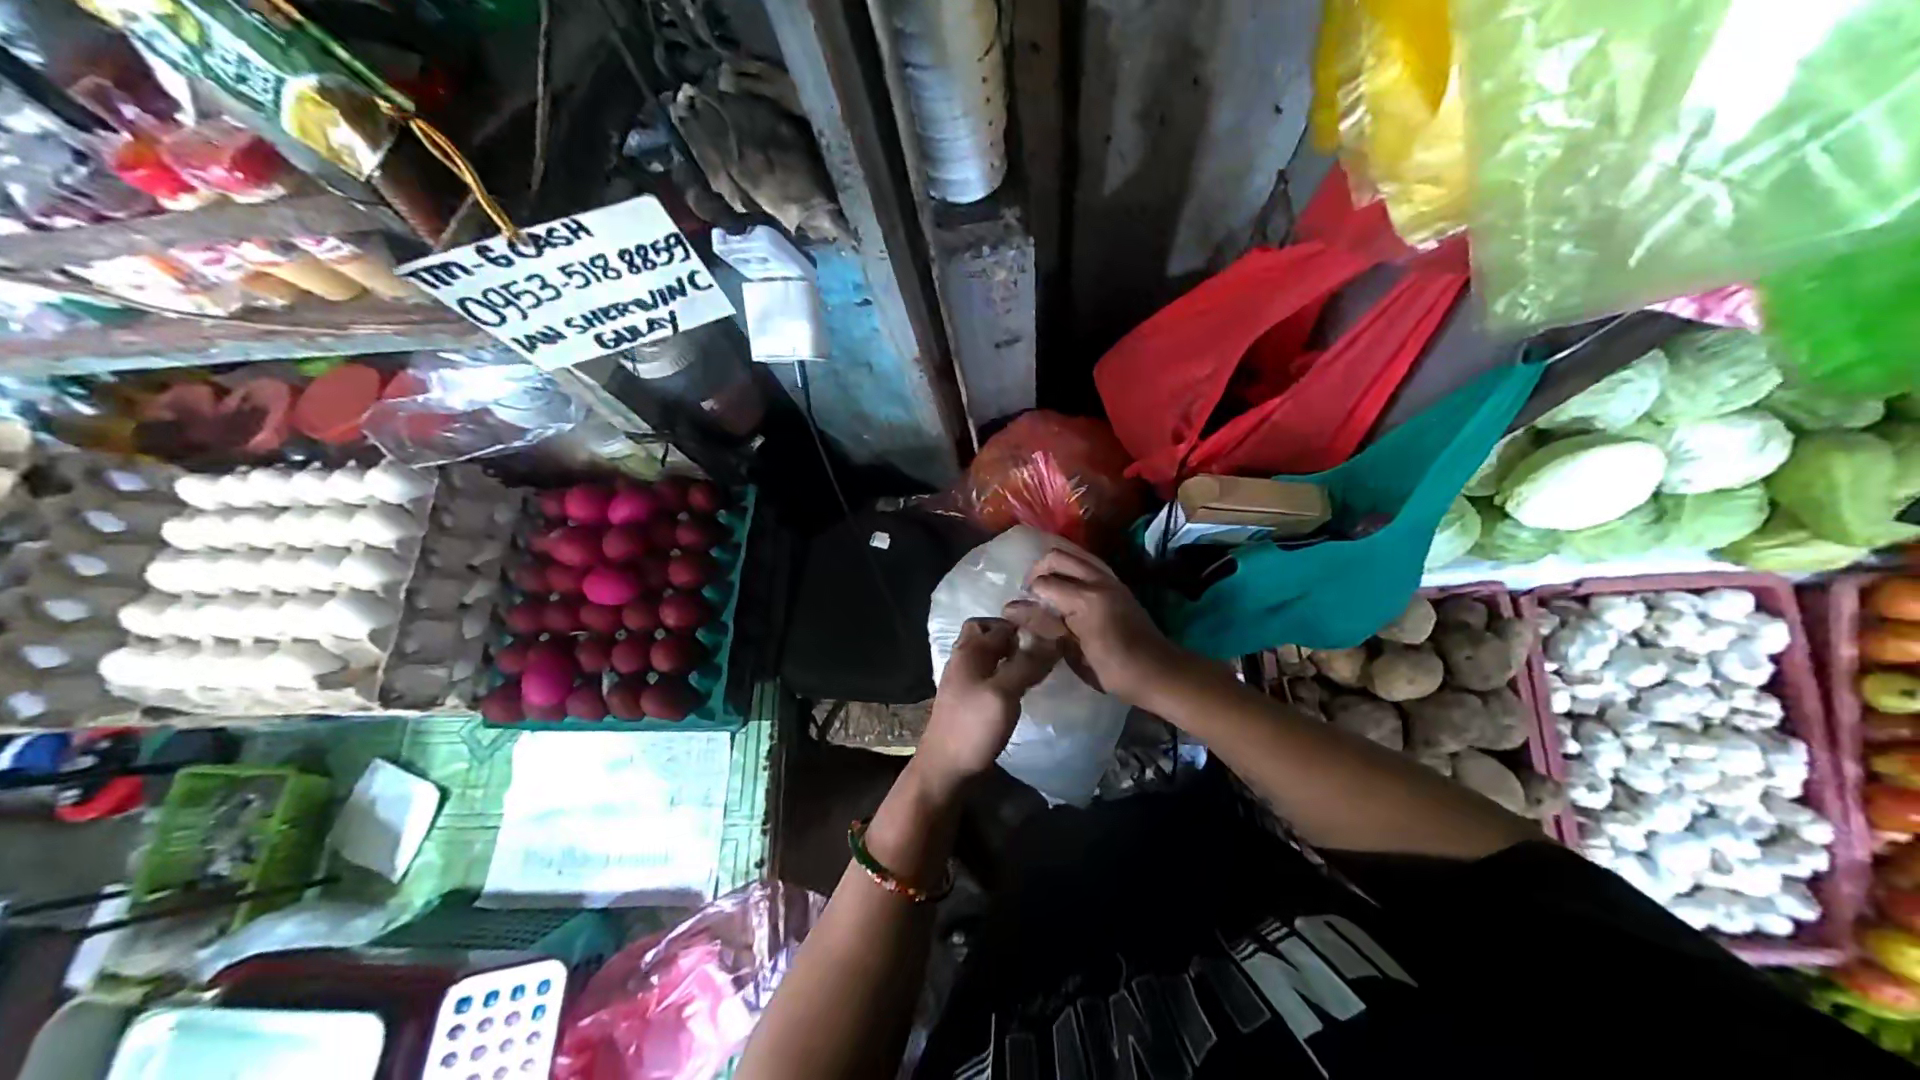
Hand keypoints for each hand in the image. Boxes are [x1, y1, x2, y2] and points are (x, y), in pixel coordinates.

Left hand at [918, 618, 1057, 793]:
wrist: (946, 770)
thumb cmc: (973, 728)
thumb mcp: (1003, 692)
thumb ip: (1026, 664)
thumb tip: (1052, 638)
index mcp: (969, 651)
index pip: (999, 623)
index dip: (1025, 623)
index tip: (1054, 633)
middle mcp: (964, 660)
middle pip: (989, 634)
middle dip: (1015, 637)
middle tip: (1043, 649)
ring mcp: (965, 680)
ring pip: (991, 656)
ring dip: (1013, 656)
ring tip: (1041, 666)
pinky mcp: (971, 700)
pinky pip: (992, 675)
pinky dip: (1008, 674)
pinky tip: (1025, 687)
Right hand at [1005, 546, 1183, 704]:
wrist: (1158, 672)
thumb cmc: (1114, 670)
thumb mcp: (1074, 653)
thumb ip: (1044, 625)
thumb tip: (1010, 609)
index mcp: (1086, 599)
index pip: (1043, 583)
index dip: (1027, 596)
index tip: (1019, 612)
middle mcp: (1098, 580)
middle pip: (1057, 556)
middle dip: (1038, 571)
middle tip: (1031, 594)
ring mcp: (1111, 579)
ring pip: (1074, 555)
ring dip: (1056, 567)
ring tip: (1047, 590)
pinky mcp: (1117, 584)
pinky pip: (1089, 565)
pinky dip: (1072, 570)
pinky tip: (1067, 592)